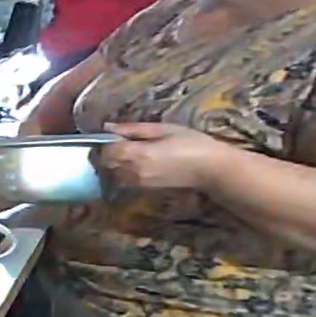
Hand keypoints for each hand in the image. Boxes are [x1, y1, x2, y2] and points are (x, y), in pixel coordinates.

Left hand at [94, 123, 234, 189]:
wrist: (212, 170)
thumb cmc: (192, 143)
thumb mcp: (163, 129)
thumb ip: (133, 129)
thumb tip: (107, 127)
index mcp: (138, 154)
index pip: (106, 151)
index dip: (104, 142)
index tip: (111, 135)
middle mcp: (133, 171)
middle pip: (104, 164)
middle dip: (104, 153)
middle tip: (115, 143)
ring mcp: (137, 183)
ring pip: (110, 174)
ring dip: (110, 164)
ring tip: (124, 153)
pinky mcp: (142, 189)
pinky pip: (121, 181)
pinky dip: (119, 172)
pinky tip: (131, 163)